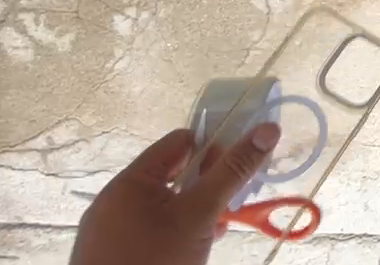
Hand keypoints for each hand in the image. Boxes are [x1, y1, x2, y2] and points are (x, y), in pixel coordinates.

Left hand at [70, 122, 278, 264]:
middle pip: (175, 171)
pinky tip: (197, 245)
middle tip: (228, 202)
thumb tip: (269, 128)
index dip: (213, 149)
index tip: (232, 174)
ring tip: (216, 227)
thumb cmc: (155, 262)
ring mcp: (110, 232)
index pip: (181, 141)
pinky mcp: (113, 256)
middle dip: (209, 182)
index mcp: (129, 183)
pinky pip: (154, 227)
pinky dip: (179, 228)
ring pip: (167, 201)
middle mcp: (114, 202)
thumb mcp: (201, 212)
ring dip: (197, 207)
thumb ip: (234, 169)